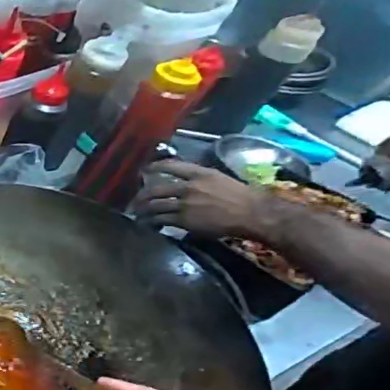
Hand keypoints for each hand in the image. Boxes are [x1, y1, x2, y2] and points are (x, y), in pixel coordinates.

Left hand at [132, 160, 277, 238]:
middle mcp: (189, 187)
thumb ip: (201, 180)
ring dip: (143, 210)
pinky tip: (148, 224)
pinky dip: (151, 222)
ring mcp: (185, 204)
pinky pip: (161, 220)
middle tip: (136, 199)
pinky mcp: (183, 220)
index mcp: (201, 174)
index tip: (146, 169)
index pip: (172, 166)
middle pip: (156, 189)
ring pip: (155, 205)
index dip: (155, 167)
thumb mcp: (221, 180)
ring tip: (138, 213)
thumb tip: (187, 182)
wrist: (252, 214)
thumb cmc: (243, 197)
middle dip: (142, 195)